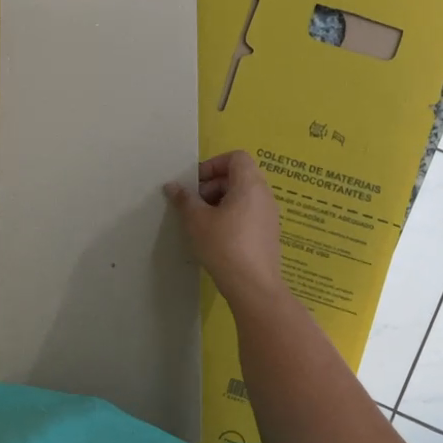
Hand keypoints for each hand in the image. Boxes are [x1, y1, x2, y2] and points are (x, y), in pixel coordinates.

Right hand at [164, 150, 284, 304]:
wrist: (252, 285)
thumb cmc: (223, 245)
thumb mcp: (196, 220)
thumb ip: (184, 199)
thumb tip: (172, 186)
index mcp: (250, 185)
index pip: (236, 157)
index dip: (213, 165)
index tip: (196, 184)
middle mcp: (264, 195)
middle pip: (239, 176)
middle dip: (213, 185)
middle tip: (194, 204)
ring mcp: (270, 215)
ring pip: (243, 196)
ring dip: (221, 201)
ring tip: (203, 222)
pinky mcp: (269, 233)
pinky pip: (249, 212)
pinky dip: (232, 215)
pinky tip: (217, 237)